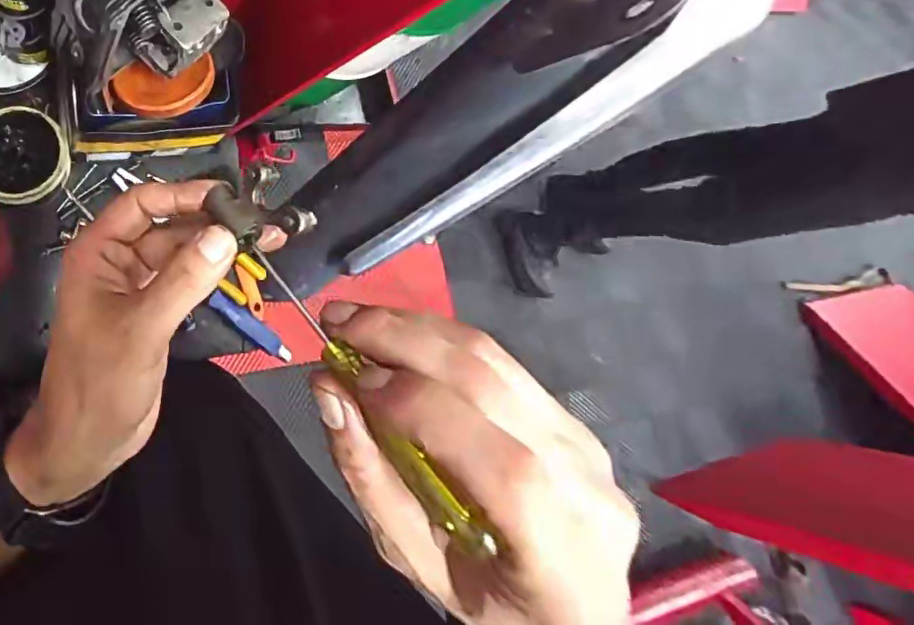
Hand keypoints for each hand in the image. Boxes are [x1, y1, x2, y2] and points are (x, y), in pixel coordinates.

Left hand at [4, 179, 281, 504]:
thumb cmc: (98, 385)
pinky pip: (190, 275)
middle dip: (212, 220)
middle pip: (170, 223)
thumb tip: (224, 235)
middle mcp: (118, 260)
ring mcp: (140, 283)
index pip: (142, 203)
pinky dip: (216, 268)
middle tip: (257, 220)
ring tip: (266, 237)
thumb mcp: (141, 329)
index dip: (182, 194)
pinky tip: (244, 263)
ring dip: (220, 243)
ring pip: (185, 249)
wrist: (86, 446)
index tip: (225, 196)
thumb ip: (184, 280)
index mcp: (98, 252)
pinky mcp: (158, 306)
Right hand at [309, 304, 636, 624]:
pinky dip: (439, 336)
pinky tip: (400, 329)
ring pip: (492, 357)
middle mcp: (583, 478)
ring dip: (415, 326)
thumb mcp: (422, 567)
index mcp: (560, 549)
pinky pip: (498, 359)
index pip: (499, 464)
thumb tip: (330, 393)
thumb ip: (373, 482)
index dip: (420, 408)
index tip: (348, 376)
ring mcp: (581, 437)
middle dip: (402, 341)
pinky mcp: (567, 412)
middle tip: (337, 322)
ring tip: (358, 317)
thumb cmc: (491, 605)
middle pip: (489, 385)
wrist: (573, 608)